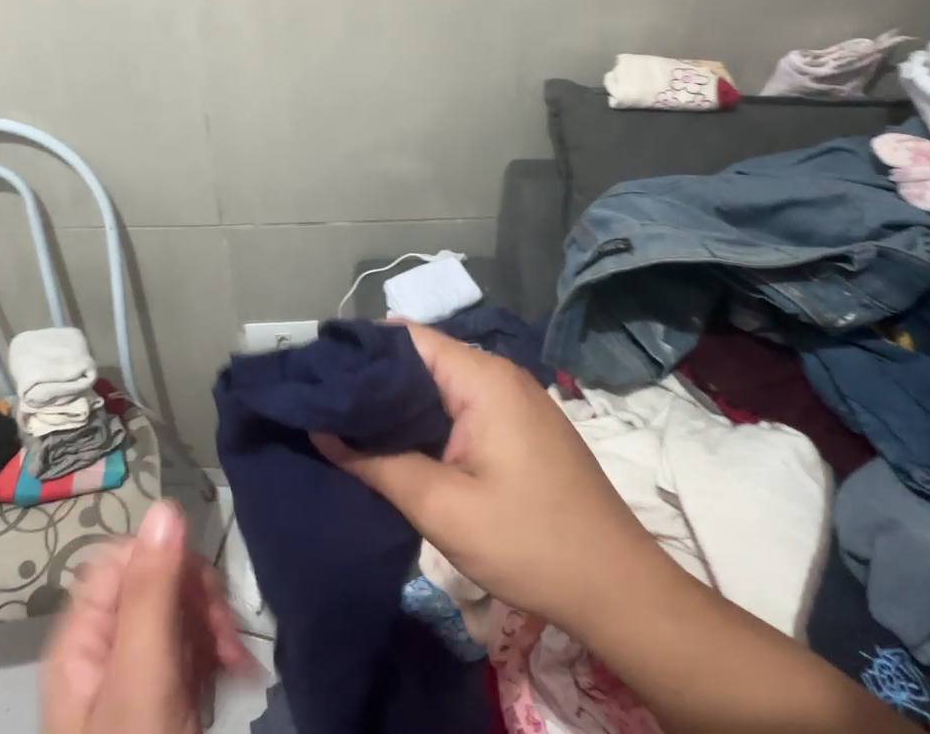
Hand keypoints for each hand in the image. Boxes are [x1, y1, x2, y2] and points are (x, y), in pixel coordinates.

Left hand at [42, 500, 258, 733]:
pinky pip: (191, 650)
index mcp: (83, 638)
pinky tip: (237, 676)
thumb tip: (164, 507)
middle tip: (226, 638)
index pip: (121, 559)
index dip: (164, 562)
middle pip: (154, 583)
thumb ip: (151, 593)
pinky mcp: (164, 696)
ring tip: (237, 665)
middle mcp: (104, 648)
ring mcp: (135, 674)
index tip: (202, 589)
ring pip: (178, 614)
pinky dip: (216, 655)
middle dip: (196, 600)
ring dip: (213, 629)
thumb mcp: (142, 679)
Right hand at [311, 324, 649, 623]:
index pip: (407, 339)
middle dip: (370, 381)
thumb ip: (375, 462)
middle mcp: (499, 377)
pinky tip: (392, 445)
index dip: (358, 353)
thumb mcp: (440, 507)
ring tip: (342, 423)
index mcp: (483, 380)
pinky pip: (459, 409)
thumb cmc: (529, 542)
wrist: (616, 589)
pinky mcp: (518, 430)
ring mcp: (513, 403)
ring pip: (438, 387)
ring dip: (395, 405)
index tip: (313, 375)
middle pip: (421, 359)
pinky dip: (423, 421)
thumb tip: (319, 429)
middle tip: (319, 404)